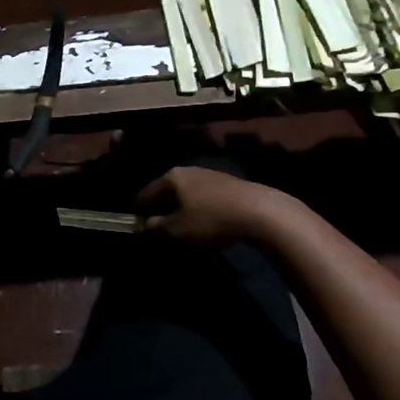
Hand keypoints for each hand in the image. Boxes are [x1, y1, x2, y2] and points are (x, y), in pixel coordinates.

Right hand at [136, 166, 294, 241]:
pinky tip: (207, 223)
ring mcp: (211, 174)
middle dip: (161, 209)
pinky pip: (204, 197)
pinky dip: (200, 209)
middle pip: (167, 191)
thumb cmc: (210, 220)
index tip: (139, 228)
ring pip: (187, 193)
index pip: (145, 194)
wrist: (259, 211)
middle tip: (160, 230)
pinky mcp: (229, 183)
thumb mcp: (177, 230)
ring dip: (182, 209)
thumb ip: (156, 228)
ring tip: (184, 229)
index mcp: (171, 177)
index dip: (139, 212)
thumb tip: (146, 225)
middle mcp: (189, 170)